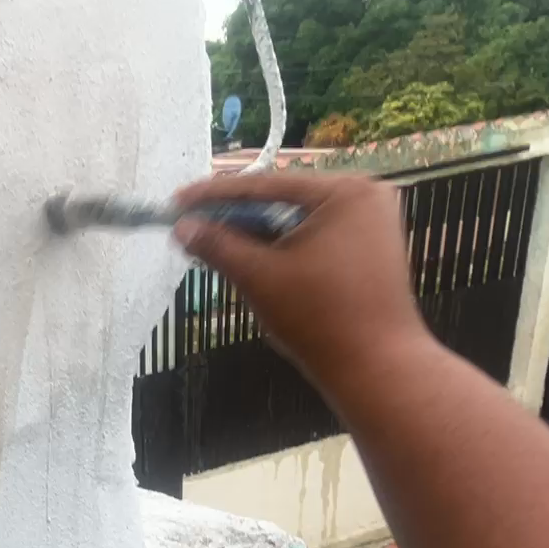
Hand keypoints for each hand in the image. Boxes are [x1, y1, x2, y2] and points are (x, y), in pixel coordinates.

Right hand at [173, 175, 433, 390]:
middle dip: (232, 216)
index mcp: (344, 192)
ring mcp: (367, 223)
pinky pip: (307, 237)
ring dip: (251, 234)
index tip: (176, 202)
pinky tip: (245, 259)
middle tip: (188, 224)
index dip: (213, 195)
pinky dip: (274, 247)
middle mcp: (362, 196)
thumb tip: (180, 227)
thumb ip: (217, 246)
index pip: (265, 185)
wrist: (372, 362)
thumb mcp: (258, 276)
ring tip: (210, 243)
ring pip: (291, 221)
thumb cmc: (318, 315)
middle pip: (280, 201)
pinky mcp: (363, 248)